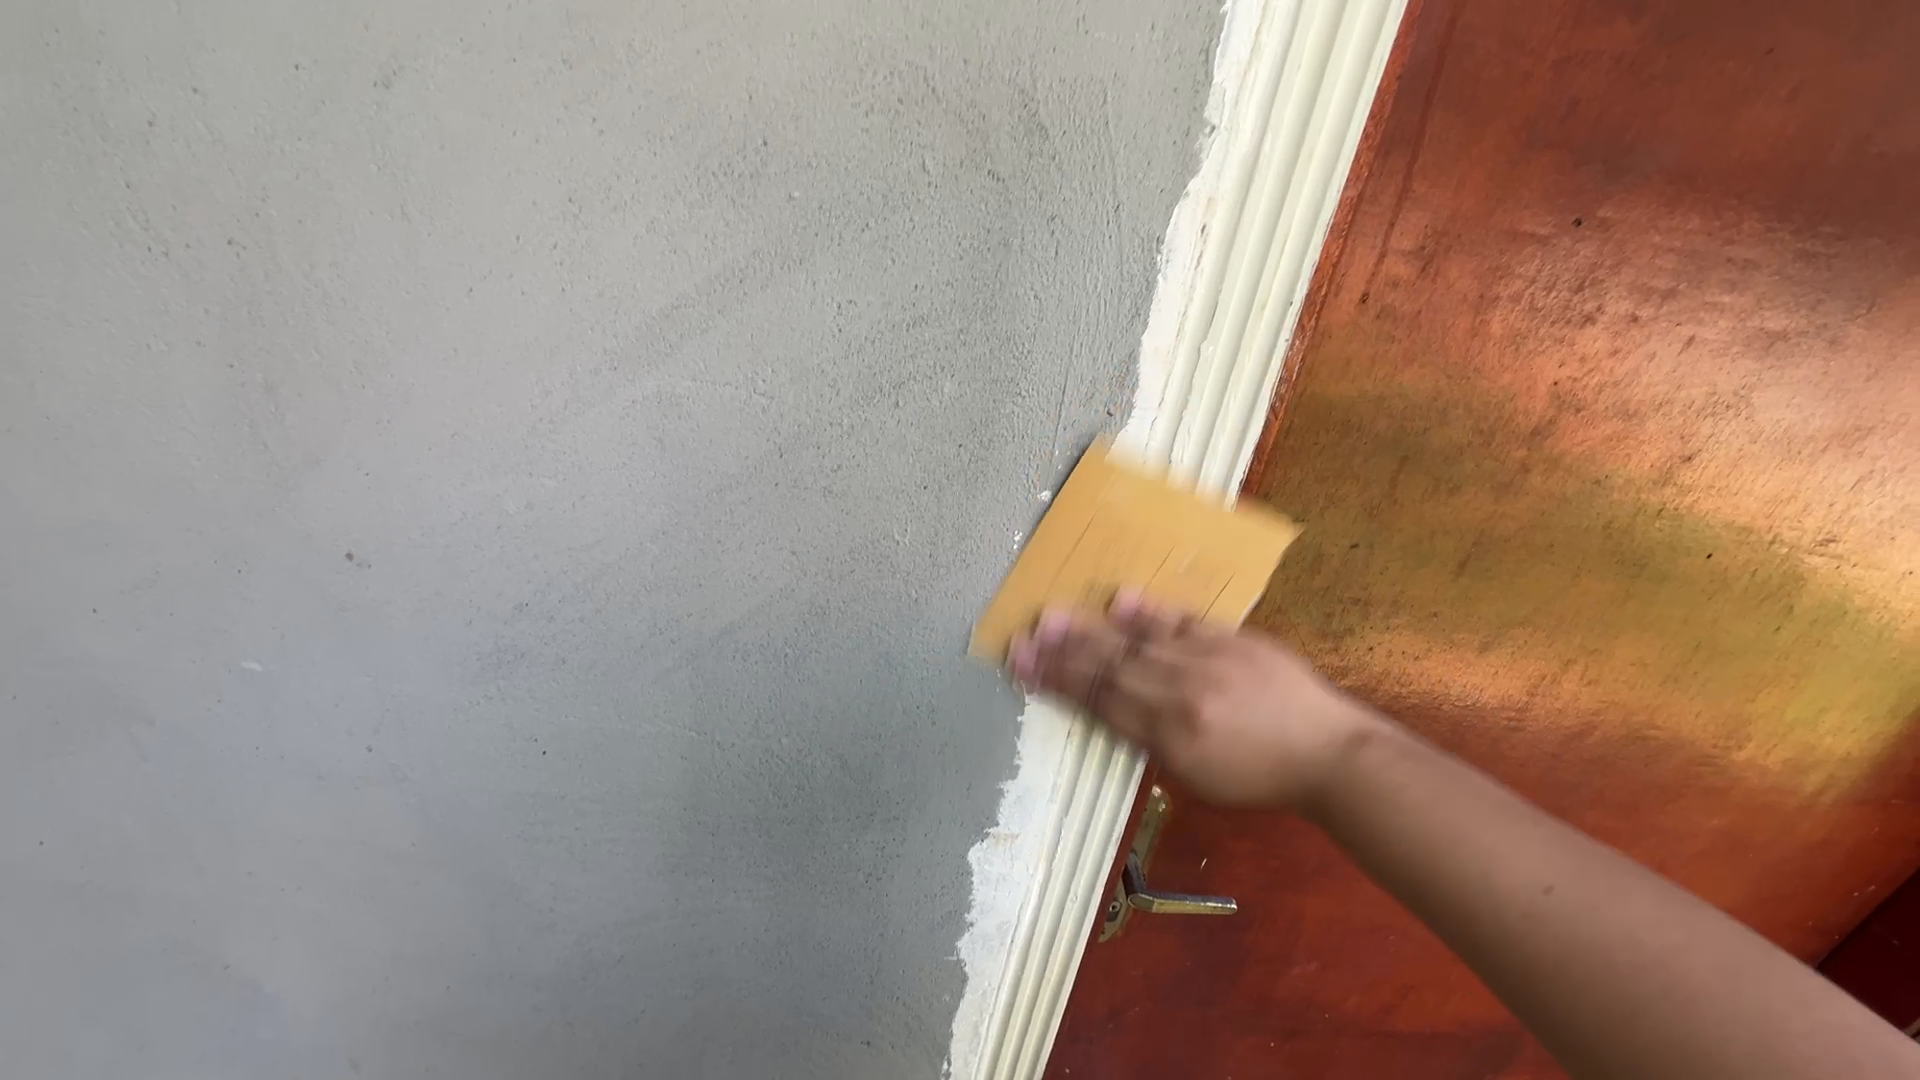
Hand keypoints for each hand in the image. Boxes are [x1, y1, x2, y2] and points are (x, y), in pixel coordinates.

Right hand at [1007, 592, 1388, 810]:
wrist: (1331, 754)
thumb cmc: (1261, 778)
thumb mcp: (1197, 778)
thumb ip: (1150, 740)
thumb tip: (1111, 706)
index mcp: (1171, 735)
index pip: (1101, 700)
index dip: (1057, 681)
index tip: (1023, 665)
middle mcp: (1183, 692)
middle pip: (1110, 667)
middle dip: (1061, 652)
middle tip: (1023, 637)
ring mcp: (1209, 660)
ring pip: (1138, 641)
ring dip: (1092, 629)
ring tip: (1052, 615)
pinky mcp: (1234, 639)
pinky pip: (1184, 621)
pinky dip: (1149, 612)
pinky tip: (1119, 599)